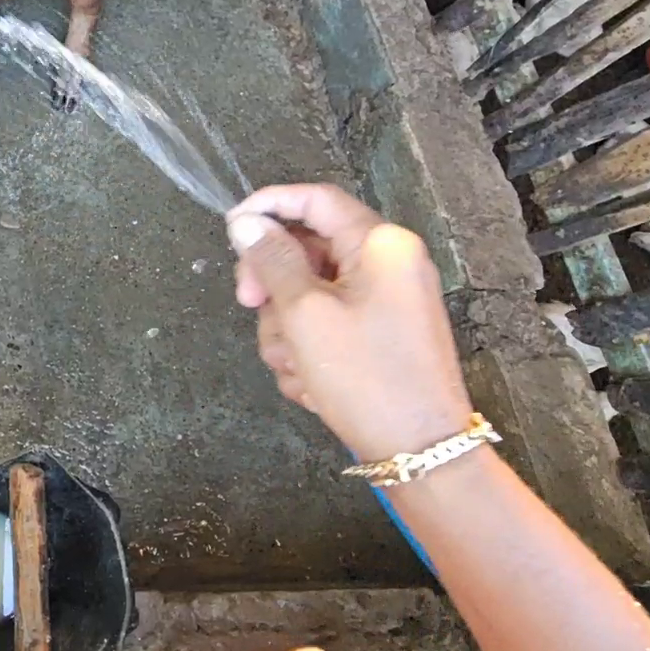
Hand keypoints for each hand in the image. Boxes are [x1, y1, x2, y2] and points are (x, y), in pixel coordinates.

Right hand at [225, 184, 473, 462]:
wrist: (420, 450)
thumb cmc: (364, 373)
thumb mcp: (305, 312)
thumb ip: (271, 260)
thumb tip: (243, 222)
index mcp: (380, 245)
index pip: (315, 199)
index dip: (267, 204)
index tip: (229, 229)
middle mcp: (384, 264)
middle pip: (303, 248)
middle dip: (270, 280)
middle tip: (247, 304)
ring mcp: (378, 300)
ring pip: (303, 291)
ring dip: (284, 327)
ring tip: (294, 364)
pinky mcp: (370, 333)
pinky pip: (319, 322)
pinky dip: (303, 348)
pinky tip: (310, 380)